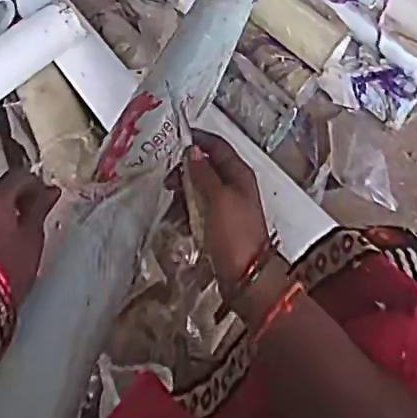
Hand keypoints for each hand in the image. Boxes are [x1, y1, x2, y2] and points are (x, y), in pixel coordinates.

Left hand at [0, 170, 59, 300]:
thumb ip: (40, 207)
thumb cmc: (8, 270)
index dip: (37, 184)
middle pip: (2, 188)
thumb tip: (49, 192)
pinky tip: (7, 238)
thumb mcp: (32, 236)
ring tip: (24, 227)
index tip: (47, 197)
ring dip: (7, 209)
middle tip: (38, 210)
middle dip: (20, 195)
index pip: (19, 176)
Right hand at [186, 132, 270, 292]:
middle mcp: (234, 186)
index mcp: (239, 174)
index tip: (176, 139)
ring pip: (200, 188)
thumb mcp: (218, 198)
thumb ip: (203, 173)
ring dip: (185, 192)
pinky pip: (198, 209)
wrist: (247, 278)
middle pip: (207, 166)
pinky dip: (187, 210)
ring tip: (171, 203)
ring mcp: (227, 206)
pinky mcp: (219, 225)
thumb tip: (191, 150)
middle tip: (169, 180)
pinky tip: (177, 220)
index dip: (199, 139)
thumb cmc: (234, 234)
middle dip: (186, 170)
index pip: (218, 146)